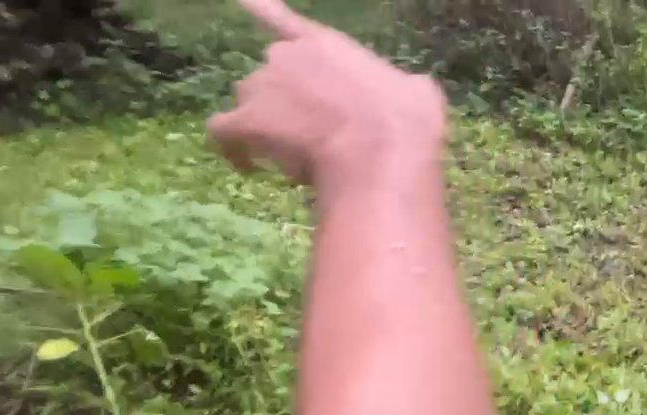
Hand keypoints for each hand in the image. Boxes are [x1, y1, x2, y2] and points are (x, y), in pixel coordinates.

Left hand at [207, 0, 446, 194]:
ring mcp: (260, 89)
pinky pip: (226, 134)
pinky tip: (248, 167)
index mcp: (321, 44)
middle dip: (289, 102)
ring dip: (271, 128)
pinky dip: (235, 149)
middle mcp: (282, 57)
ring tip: (302, 160)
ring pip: (252, 104)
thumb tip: (412, 93)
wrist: (383, 155)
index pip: (277, 16)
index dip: (259, 7)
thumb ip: (403, 87)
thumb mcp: (420, 94)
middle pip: (272, 75)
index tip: (241, 2)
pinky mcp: (248, 124)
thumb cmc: (407, 121)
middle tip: (319, 136)